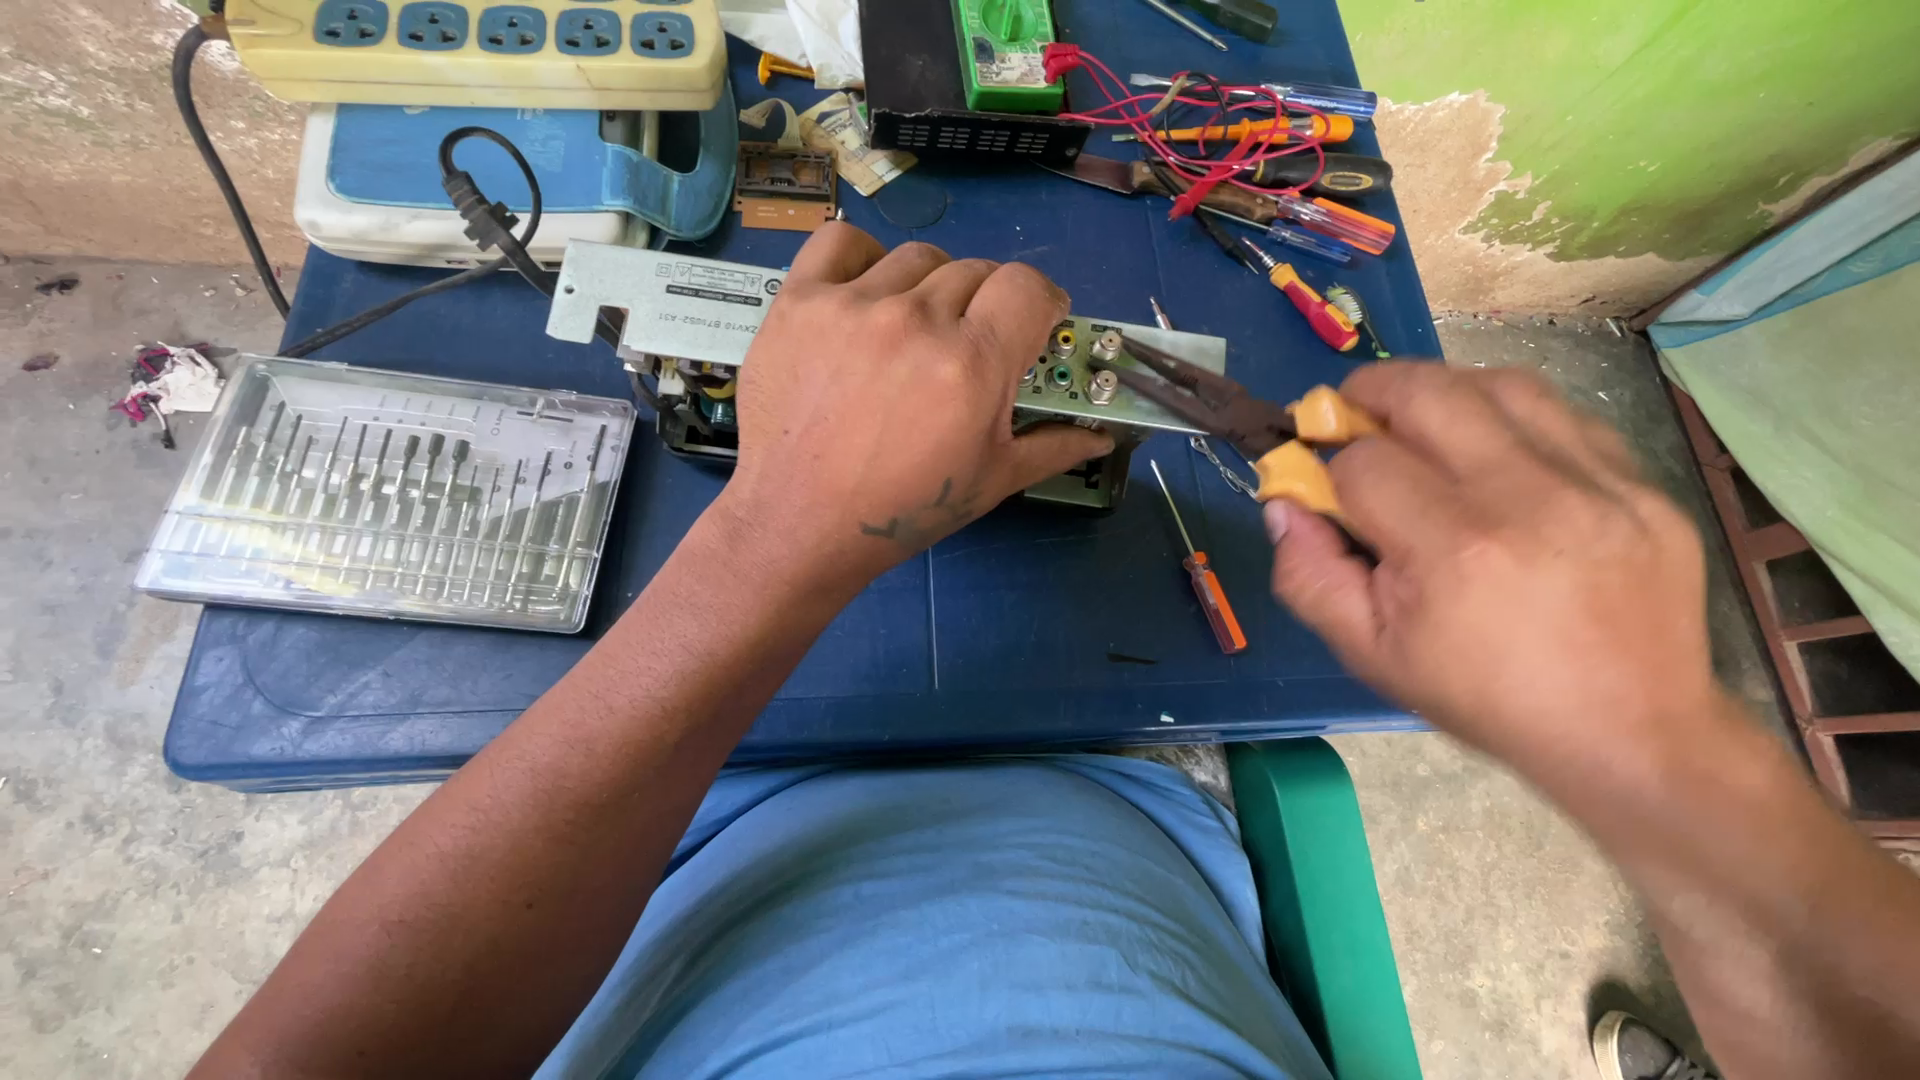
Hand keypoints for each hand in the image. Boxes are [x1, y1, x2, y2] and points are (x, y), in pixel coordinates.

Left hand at [720, 224, 1113, 590]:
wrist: (799, 524)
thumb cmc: (902, 510)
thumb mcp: (990, 483)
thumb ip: (1052, 447)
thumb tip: (1103, 434)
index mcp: (972, 365)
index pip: (1029, 286)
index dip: (1041, 302)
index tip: (1032, 325)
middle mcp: (916, 321)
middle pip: (976, 271)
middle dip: (986, 305)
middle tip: (968, 346)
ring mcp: (852, 305)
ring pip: (917, 258)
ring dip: (930, 286)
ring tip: (914, 328)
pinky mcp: (798, 302)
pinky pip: (842, 243)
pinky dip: (861, 260)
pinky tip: (864, 296)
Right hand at [1266, 362, 1721, 776]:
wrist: (1628, 731)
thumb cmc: (1481, 696)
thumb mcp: (1368, 653)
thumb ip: (1308, 576)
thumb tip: (1283, 505)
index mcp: (1454, 550)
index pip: (1362, 464)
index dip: (1327, 468)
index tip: (1323, 488)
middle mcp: (1528, 498)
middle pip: (1429, 394)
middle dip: (1371, 392)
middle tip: (1351, 412)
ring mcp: (1600, 484)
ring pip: (1501, 384)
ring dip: (1440, 390)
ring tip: (1416, 419)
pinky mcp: (1647, 484)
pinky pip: (1562, 415)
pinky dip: (1508, 416)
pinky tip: (1490, 449)